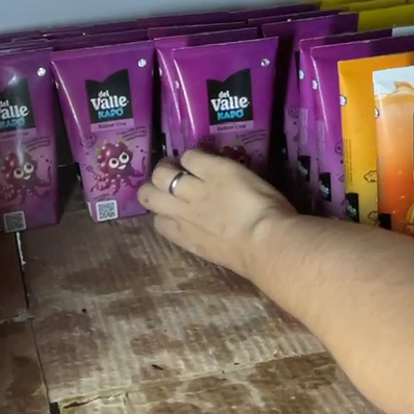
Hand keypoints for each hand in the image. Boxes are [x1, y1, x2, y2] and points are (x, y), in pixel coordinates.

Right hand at [136, 151, 295, 276]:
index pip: (158, 222)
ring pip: (162, 172)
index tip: (176, 207)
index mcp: (184, 236)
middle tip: (172, 182)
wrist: (266, 241)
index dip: (165, 212)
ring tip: (184, 166)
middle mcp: (182, 212)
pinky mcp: (213, 169)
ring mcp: (195, 190)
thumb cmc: (251, 258)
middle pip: (147, 194)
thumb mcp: (218, 252)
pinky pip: (191, 156)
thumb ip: (203, 237)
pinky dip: (194, 157)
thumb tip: (207, 229)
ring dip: (170, 167)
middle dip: (156, 186)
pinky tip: (206, 161)